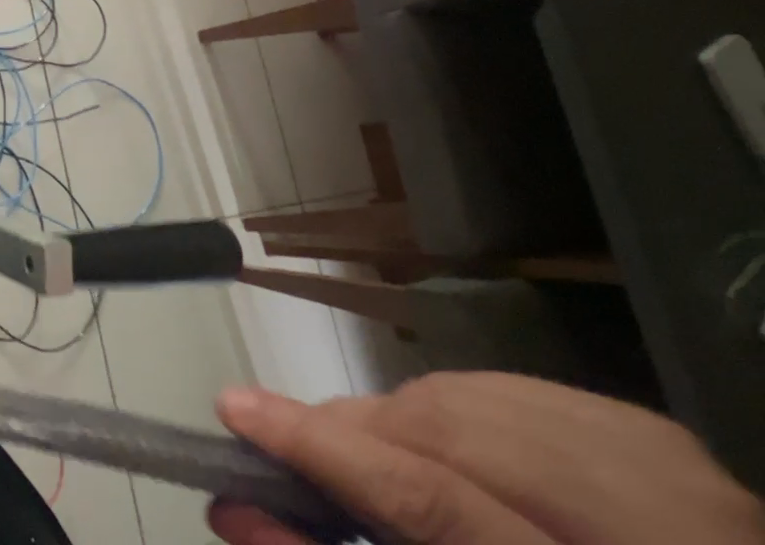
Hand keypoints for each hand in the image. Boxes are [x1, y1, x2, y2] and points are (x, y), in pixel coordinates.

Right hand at [210, 373, 764, 544]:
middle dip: (356, 430)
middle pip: (452, 432)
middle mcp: (657, 522)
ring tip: (377, 460)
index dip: (321, 449)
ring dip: (400, 419)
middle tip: (300, 452)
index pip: (429, 501)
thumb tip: (233, 510)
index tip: (233, 407)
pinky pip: (515, 388)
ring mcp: (675, 473)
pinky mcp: (659, 435)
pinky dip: (454, 408)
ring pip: (478, 396)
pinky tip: (448, 447)